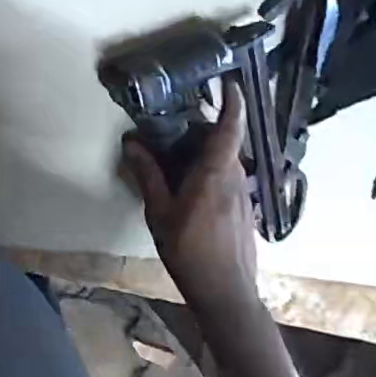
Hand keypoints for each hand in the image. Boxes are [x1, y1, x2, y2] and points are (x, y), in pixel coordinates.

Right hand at [121, 77, 259, 305]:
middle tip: (177, 119)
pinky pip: (228, 176)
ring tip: (177, 150)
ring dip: (207, 149)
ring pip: (227, 159)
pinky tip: (189, 182)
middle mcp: (237, 178)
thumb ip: (148, 174)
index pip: (230, 127)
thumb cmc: (191, 251)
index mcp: (217, 173)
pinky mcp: (243, 210)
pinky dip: (211, 167)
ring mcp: (243, 195)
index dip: (231, 101)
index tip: (227, 81)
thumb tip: (131, 142)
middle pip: (226, 141)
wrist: (227, 296)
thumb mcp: (160, 212)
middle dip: (205, 126)